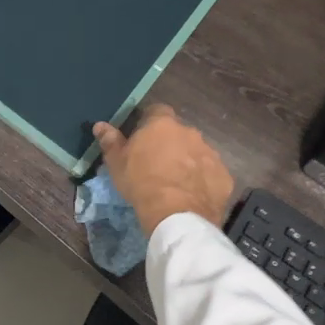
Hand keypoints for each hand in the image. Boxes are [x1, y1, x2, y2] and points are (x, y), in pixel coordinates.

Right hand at [93, 104, 234, 236]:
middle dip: (170, 143)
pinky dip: (202, 179)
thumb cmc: (141, 181)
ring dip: (187, 160)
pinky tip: (191, 193)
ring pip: (196, 151)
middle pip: (178, 132)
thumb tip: (100, 125)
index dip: (149, 121)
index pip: (157, 110)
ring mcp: (210, 154)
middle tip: (156, 161)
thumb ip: (110, 140)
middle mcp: (190, 133)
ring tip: (175, 180)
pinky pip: (210, 172)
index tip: (142, 135)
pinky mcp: (224, 176)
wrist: (176, 213)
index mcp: (162, 125)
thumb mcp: (116, 162)